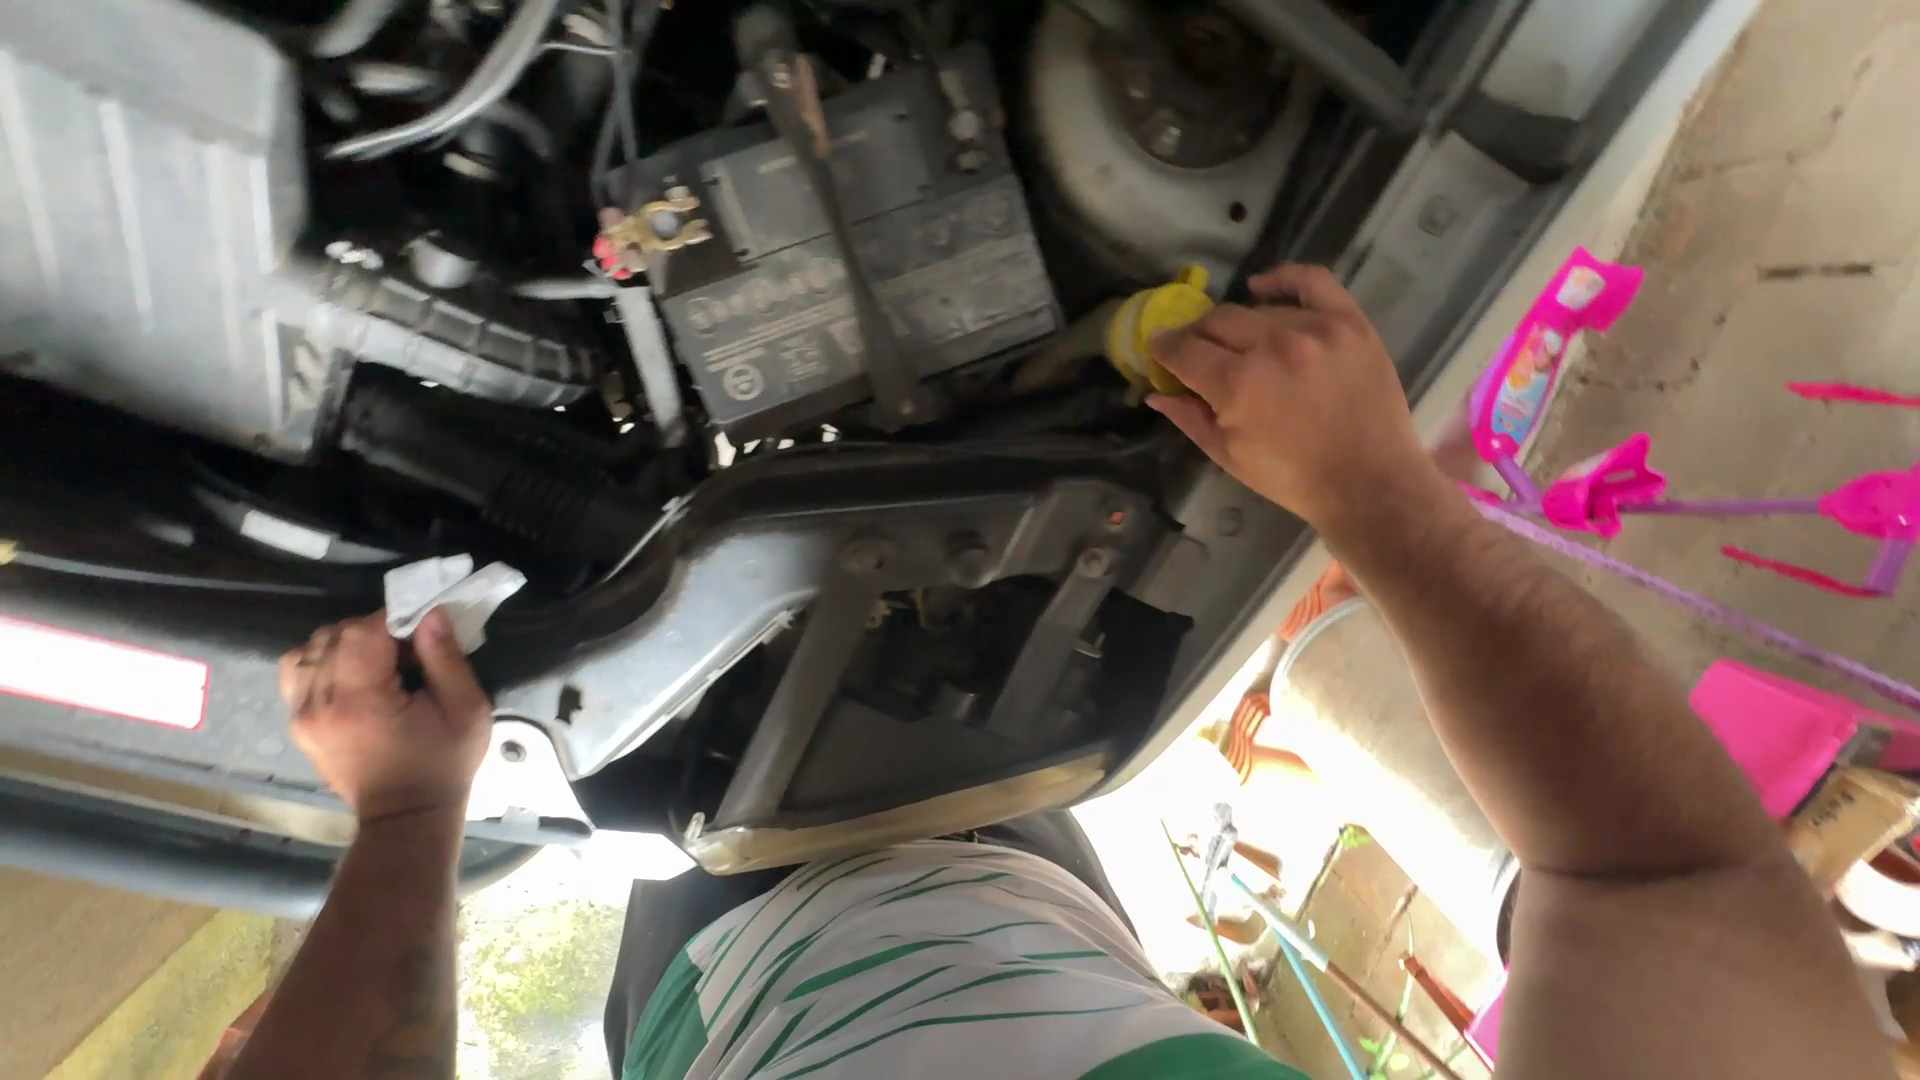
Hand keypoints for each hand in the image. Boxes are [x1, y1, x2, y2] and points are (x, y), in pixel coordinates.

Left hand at [279, 609, 492, 824]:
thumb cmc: (444, 761)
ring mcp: (300, 715)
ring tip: (381, 661)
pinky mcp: (297, 723)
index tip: (423, 631)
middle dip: (373, 629)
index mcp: (361, 700)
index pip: (362, 632)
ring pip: (309, 650)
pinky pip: (297, 672)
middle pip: (333, 636)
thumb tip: (431, 615)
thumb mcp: (467, 707)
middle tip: (409, 649)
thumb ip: (446, 658)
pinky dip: (325, 661)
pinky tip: (357, 674)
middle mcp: (318, 704)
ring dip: (346, 643)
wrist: (406, 813)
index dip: (395, 619)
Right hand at [1148, 264, 1450, 531]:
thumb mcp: (1227, 455)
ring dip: (1238, 326)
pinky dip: (1282, 279)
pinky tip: (1262, 286)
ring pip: (1256, 310)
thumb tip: (1157, 393)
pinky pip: (1311, 281)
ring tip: (1240, 346)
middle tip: (1195, 352)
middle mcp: (1273, 347)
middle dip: (1196, 336)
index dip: (1163, 347)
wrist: (1369, 481)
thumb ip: (1188, 418)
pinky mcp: (1350, 323)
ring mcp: (1316, 330)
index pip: (1184, 350)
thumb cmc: (1291, 477)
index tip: (1158, 347)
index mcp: (1238, 385)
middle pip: (1216, 321)